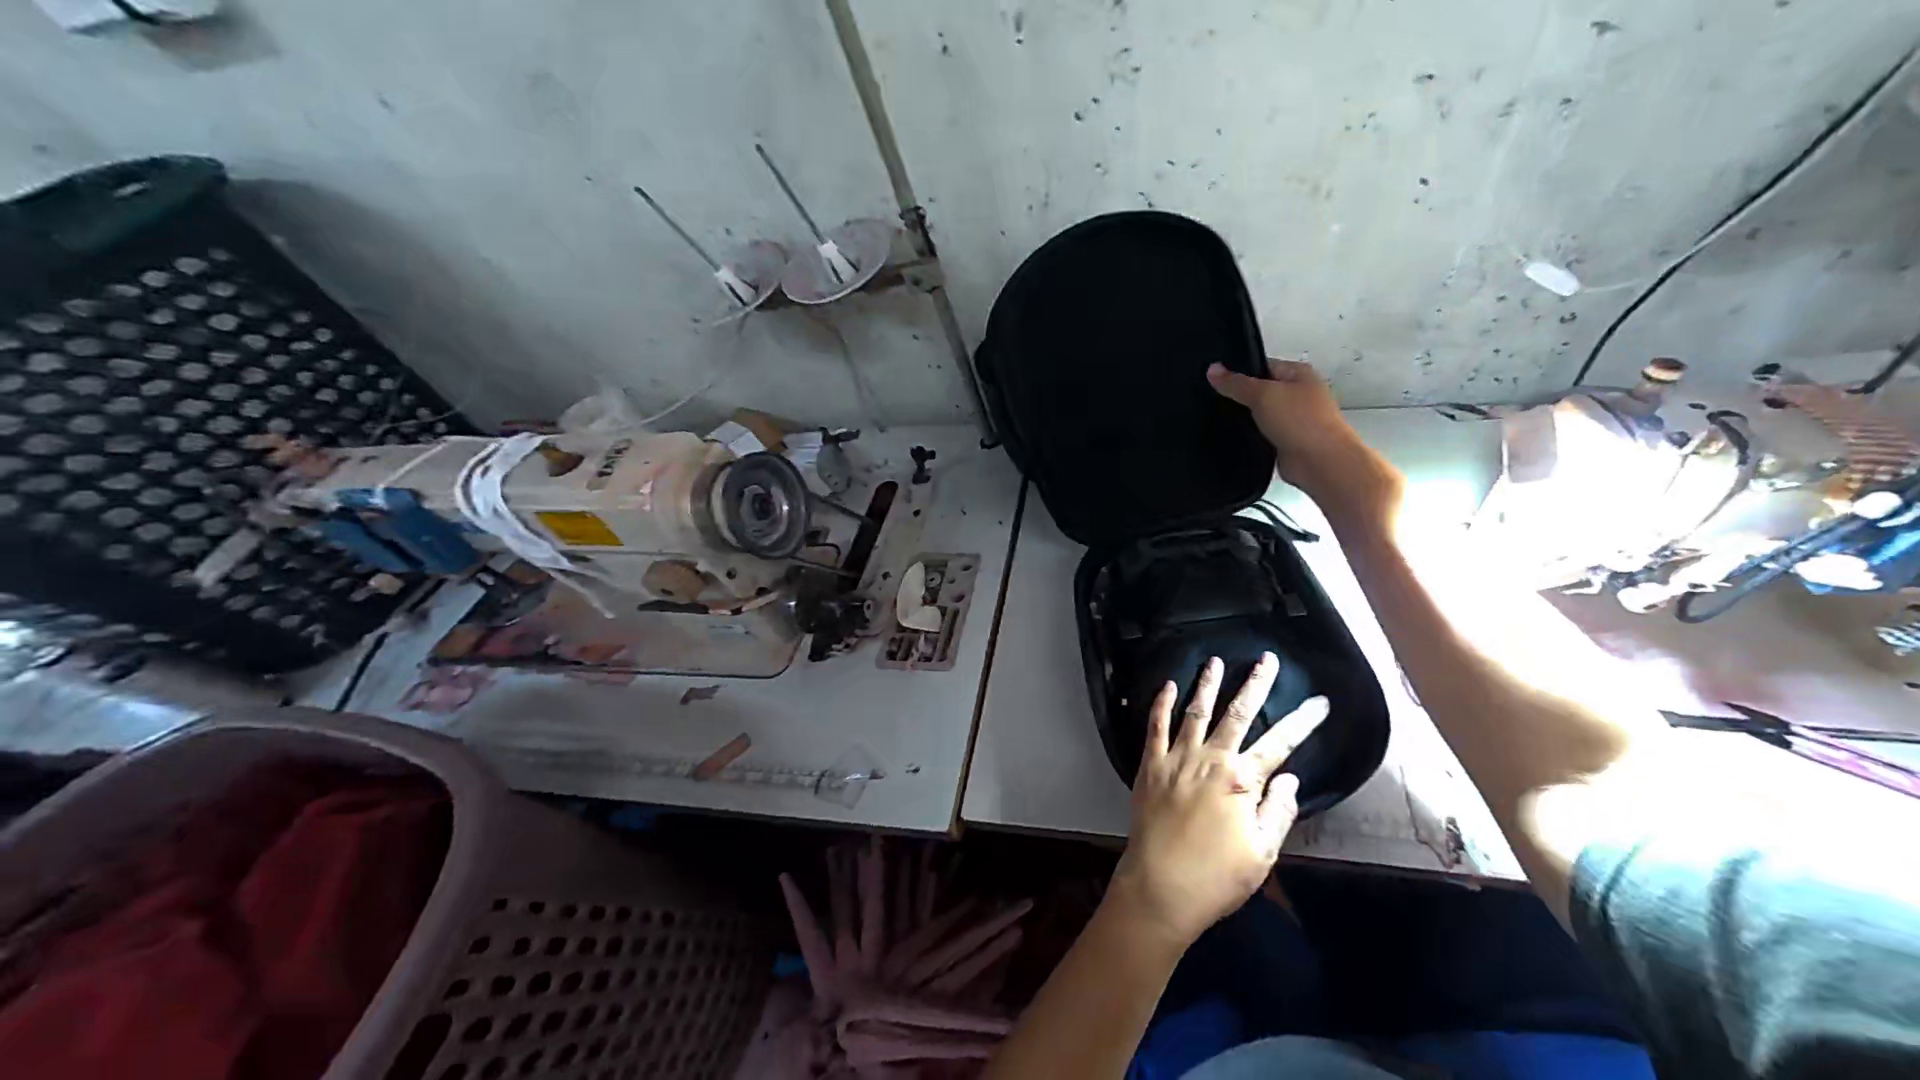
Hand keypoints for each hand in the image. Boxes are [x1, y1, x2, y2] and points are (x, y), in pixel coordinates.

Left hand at [1107, 654, 1329, 946]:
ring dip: (1207, 684)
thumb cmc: (1217, 877)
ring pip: (1195, 712)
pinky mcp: (1150, 766)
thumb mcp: (1262, 852)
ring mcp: (1176, 760)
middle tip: (1266, 659)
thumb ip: (1278, 811)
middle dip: (1255, 684)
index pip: (1281, 743)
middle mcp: (1209, 760)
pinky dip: (1162, 704)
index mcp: (1241, 781)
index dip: (1303, 721)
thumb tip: (1289, 778)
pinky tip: (1168, 686)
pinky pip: (1155, 727)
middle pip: (1237, 714)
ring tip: (1216, 661)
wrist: (1160, 887)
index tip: (1320, 702)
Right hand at [1207, 359, 1404, 530]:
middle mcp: (1300, 394)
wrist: (1319, 462)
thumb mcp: (1262, 394)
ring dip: (1249, 419)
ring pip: (1262, 415)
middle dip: (1242, 397)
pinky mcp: (1288, 441)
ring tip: (1226, 419)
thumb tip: (1213, 369)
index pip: (1263, 365)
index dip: (1239, 371)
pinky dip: (1254, 436)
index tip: (1216, 378)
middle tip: (1218, 400)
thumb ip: (1235, 383)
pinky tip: (1239, 438)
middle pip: (1262, 391)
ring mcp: (1295, 419)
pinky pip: (1264, 434)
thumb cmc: (1302, 422)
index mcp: (1299, 374)